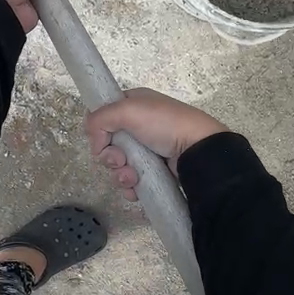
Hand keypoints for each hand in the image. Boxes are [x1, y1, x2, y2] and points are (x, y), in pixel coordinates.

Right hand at [85, 88, 227, 194]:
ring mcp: (147, 151)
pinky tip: (136, 188)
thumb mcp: (128, 109)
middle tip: (121, 160)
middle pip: (108, 144)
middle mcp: (139, 127)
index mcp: (133, 105)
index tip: (102, 140)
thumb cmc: (164, 124)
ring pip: (117, 166)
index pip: (103, 117)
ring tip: (133, 177)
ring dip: (119, 174)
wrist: (199, 152)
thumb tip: (94, 142)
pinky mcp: (154, 172)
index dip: (98, 130)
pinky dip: (129, 187)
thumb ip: (99, 118)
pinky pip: (130, 182)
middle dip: (110, 156)